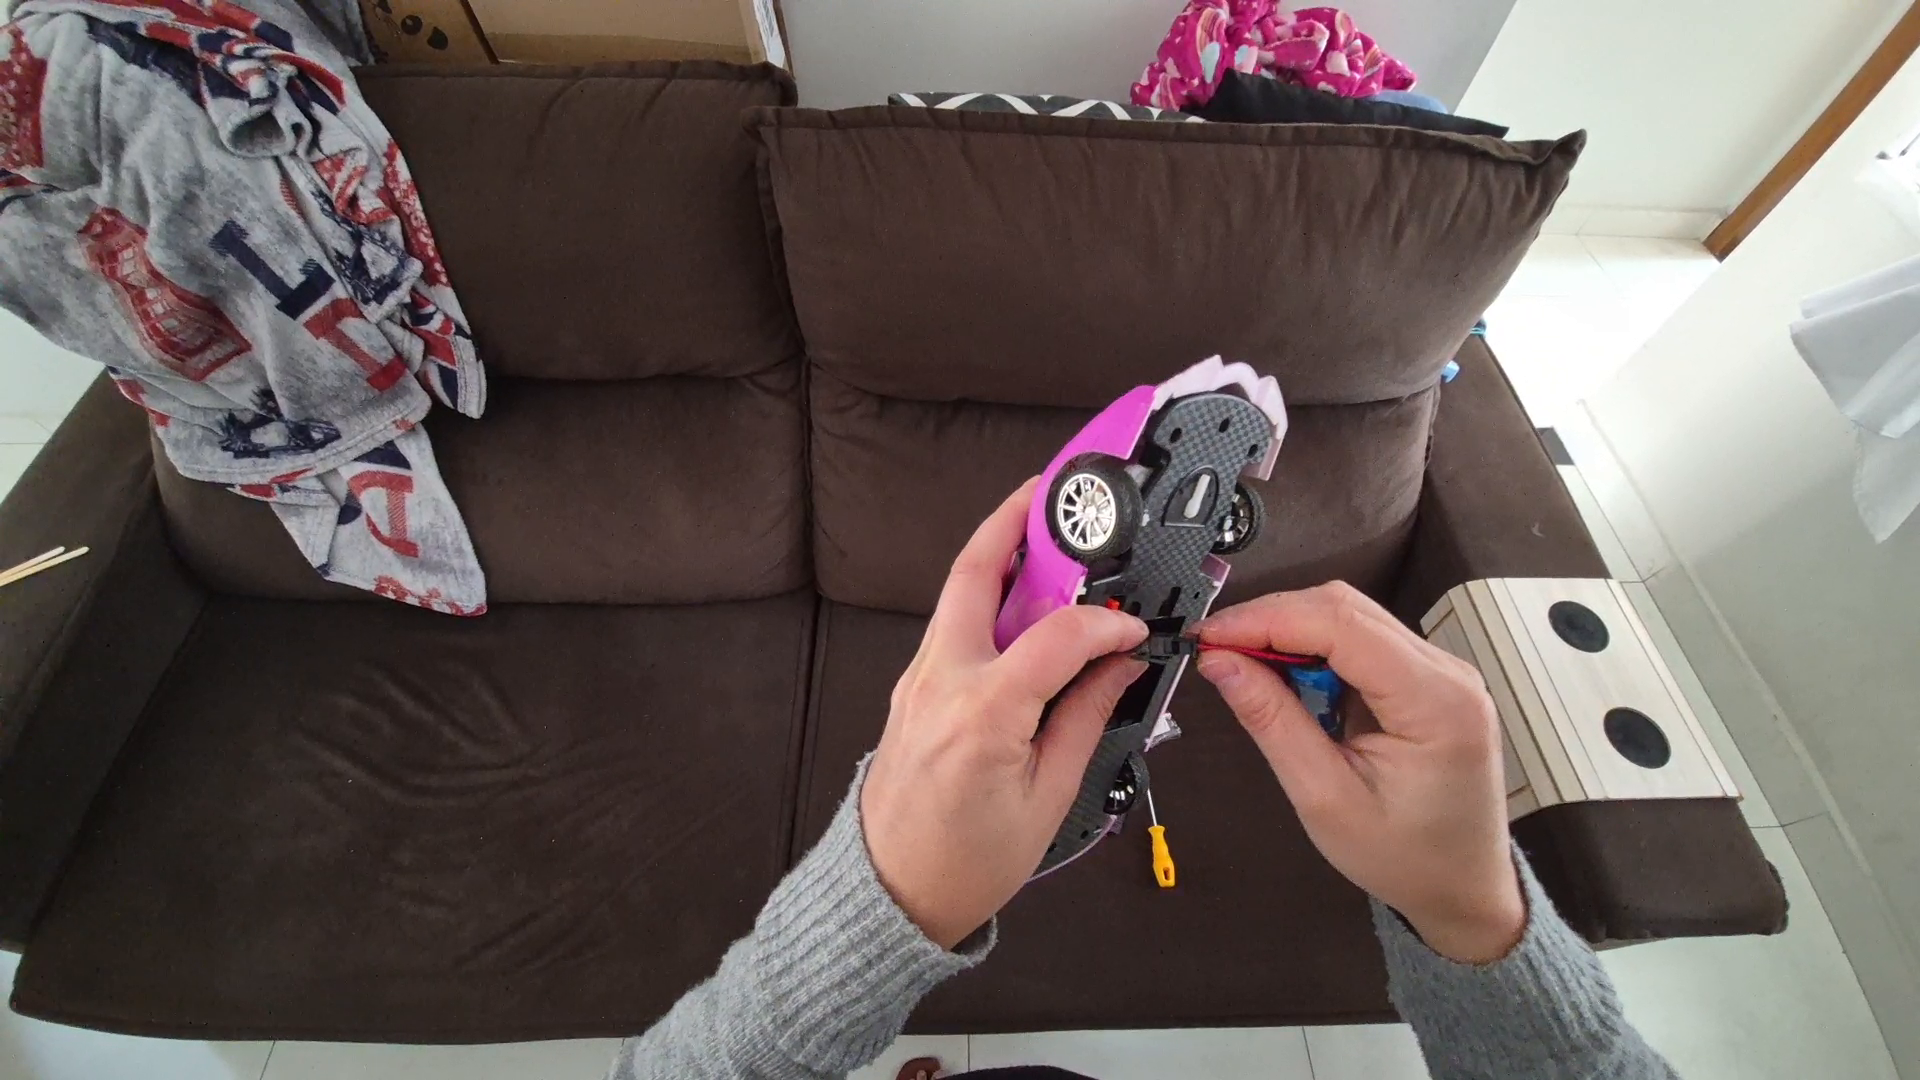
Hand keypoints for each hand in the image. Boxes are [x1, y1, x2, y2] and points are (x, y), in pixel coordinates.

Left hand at [862, 480, 1148, 948]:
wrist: (890, 890)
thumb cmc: (969, 859)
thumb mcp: (1049, 794)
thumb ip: (1085, 715)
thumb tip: (1120, 664)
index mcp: (983, 712)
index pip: (1058, 635)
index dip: (1105, 621)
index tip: (1133, 627)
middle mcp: (941, 679)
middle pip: (972, 572)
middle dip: (1010, 522)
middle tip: (1048, 494)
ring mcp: (917, 678)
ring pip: (957, 593)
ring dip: (997, 556)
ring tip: (1042, 540)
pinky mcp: (911, 685)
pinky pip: (952, 624)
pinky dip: (986, 599)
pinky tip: (1019, 606)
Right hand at [1195, 583, 1525, 963]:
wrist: (1463, 889)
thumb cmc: (1401, 857)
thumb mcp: (1323, 797)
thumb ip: (1271, 721)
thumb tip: (1217, 661)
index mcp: (1436, 702)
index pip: (1341, 626)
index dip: (1266, 619)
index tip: (1207, 638)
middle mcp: (1445, 670)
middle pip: (1343, 607)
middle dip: (1269, 618)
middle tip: (1214, 648)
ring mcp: (1437, 667)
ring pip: (1346, 612)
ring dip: (1284, 627)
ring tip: (1238, 658)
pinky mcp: (1421, 673)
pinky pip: (1354, 635)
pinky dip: (1305, 643)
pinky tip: (1278, 670)